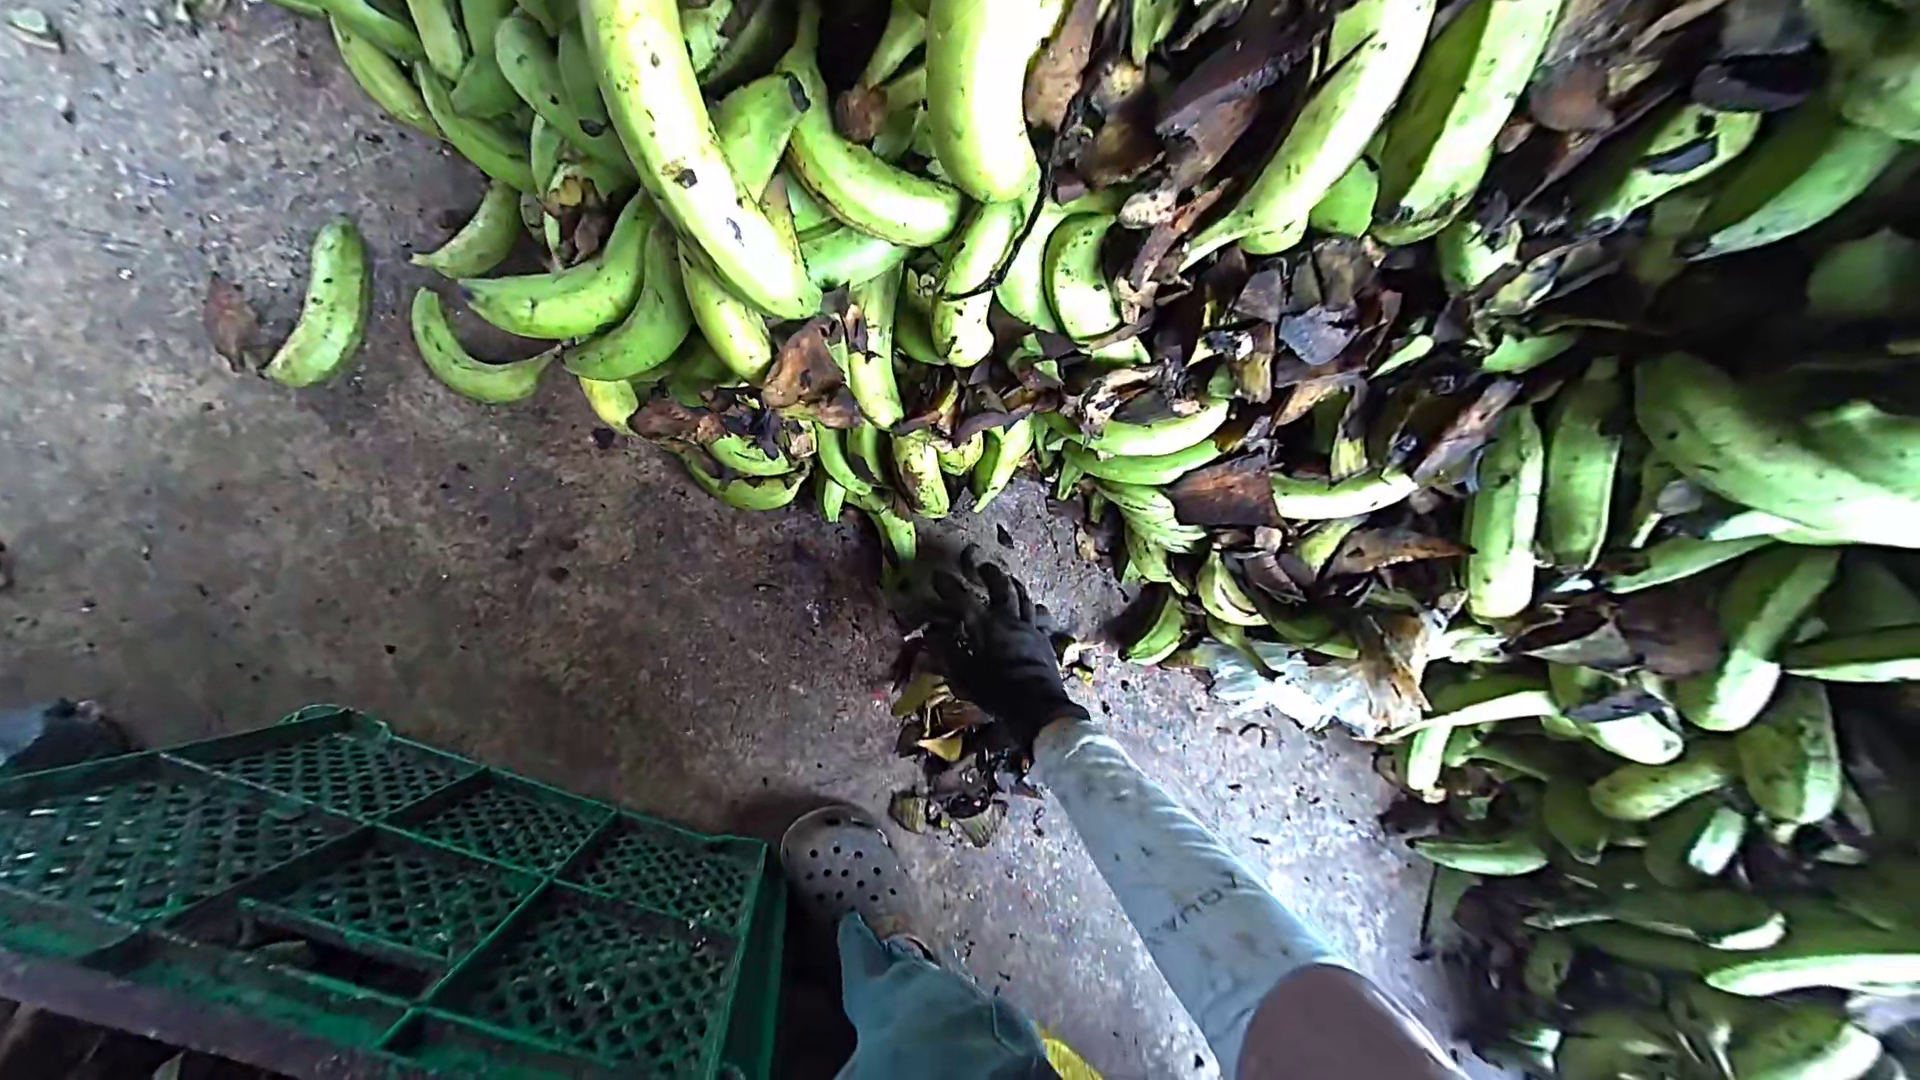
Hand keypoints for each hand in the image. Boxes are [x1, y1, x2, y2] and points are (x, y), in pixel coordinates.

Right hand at [925, 547, 1088, 751]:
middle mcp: (1010, 620)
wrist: (1039, 706)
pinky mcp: (1044, 639)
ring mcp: (1030, 628)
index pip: (963, 600)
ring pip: (1024, 598)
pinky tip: (1034, 609)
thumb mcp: (965, 677)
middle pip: (1002, 588)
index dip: (949, 587)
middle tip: (982, 567)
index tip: (938, 576)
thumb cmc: (998, 693)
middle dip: (990, 575)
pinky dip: (1034, 609)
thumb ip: (947, 653)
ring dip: (1014, 586)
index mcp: (987, 626)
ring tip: (1009, 580)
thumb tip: (931, 633)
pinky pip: (1040, 617)